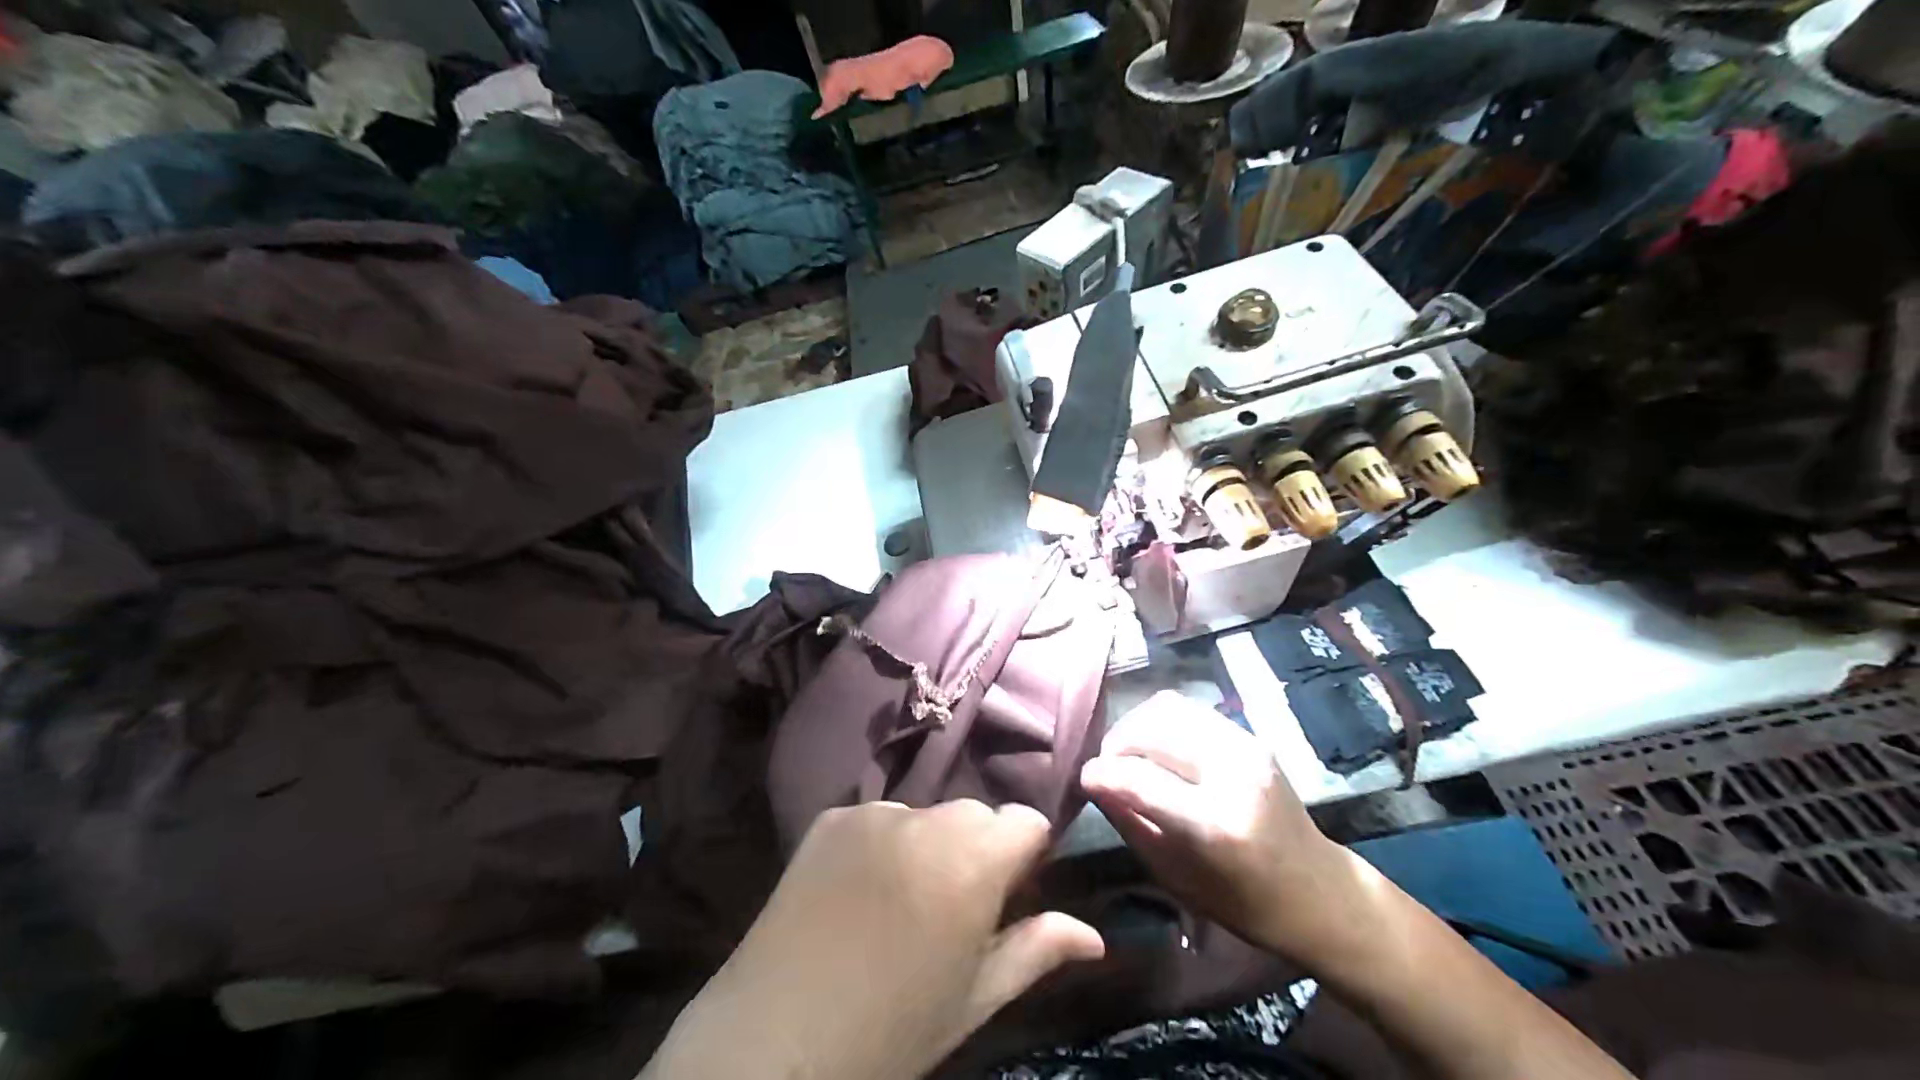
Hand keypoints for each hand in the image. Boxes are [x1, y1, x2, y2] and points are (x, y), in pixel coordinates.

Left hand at [642, 800, 1104, 1079]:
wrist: (774, 1039)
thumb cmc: (893, 1029)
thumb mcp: (974, 998)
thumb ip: (1037, 950)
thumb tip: (1094, 936)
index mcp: (973, 861)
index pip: (1026, 821)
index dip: (1025, 856)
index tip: (1009, 894)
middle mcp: (926, 819)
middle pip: (976, 814)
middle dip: (978, 849)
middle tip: (954, 907)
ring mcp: (872, 813)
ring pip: (926, 815)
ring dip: (928, 845)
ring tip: (900, 902)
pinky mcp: (829, 817)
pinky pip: (877, 818)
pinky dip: (882, 845)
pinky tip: (857, 893)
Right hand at [1079, 691, 1371, 966]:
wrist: (1319, 891)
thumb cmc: (1243, 902)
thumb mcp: (1175, 876)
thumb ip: (1129, 822)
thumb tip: (1094, 782)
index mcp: (1214, 823)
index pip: (1137, 778)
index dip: (1099, 774)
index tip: (1085, 781)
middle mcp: (1231, 772)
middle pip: (1149, 729)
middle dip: (1115, 745)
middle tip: (1108, 769)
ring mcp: (1245, 746)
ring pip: (1166, 707)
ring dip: (1136, 727)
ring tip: (1130, 754)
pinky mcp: (1249, 735)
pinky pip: (1188, 709)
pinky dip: (1160, 722)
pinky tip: (1156, 747)